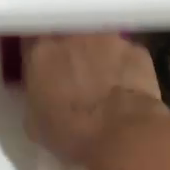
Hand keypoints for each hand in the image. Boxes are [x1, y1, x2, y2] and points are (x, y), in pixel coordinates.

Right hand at [23, 35, 169, 168]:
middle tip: (72, 76)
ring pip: (98, 42)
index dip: (37, 52)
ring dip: (97, 57)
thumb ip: (34, 94)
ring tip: (102, 84)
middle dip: (69, 52)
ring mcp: (109, 38)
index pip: (31, 38)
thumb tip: (41, 91)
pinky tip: (126, 90)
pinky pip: (125, 55)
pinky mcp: (137, 50)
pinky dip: (124, 68)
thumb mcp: (33, 120)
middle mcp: (73, 34)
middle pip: (67, 35)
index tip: (41, 67)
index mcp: (41, 49)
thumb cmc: (70, 132)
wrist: (121, 135)